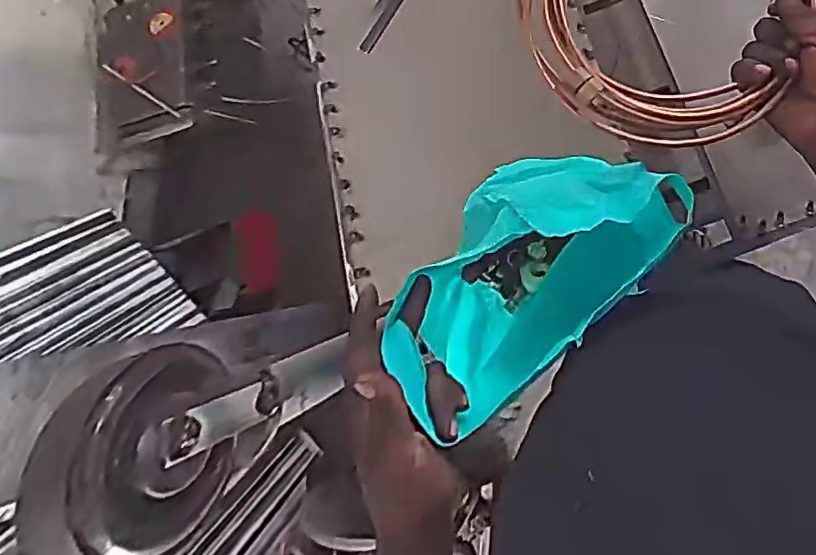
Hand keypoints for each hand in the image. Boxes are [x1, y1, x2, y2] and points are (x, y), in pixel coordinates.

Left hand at [344, 284, 464, 553]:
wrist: (426, 524)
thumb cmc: (406, 492)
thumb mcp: (395, 450)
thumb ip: (384, 412)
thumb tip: (364, 377)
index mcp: (368, 407)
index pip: (361, 354)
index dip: (363, 321)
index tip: (367, 290)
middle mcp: (384, 400)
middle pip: (396, 350)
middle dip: (411, 327)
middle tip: (426, 291)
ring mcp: (406, 407)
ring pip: (426, 370)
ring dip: (441, 388)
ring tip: (447, 418)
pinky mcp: (426, 415)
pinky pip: (441, 387)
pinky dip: (450, 396)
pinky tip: (454, 417)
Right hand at [730, 0, 815, 159]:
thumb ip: (801, 13)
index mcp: (811, 33)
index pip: (786, 8)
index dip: (783, 8)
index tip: (785, 11)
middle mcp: (790, 48)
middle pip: (765, 26)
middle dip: (778, 37)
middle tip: (797, 52)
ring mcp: (772, 69)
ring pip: (752, 47)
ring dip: (770, 58)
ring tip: (790, 73)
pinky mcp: (757, 89)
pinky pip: (740, 70)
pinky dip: (750, 72)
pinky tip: (766, 78)